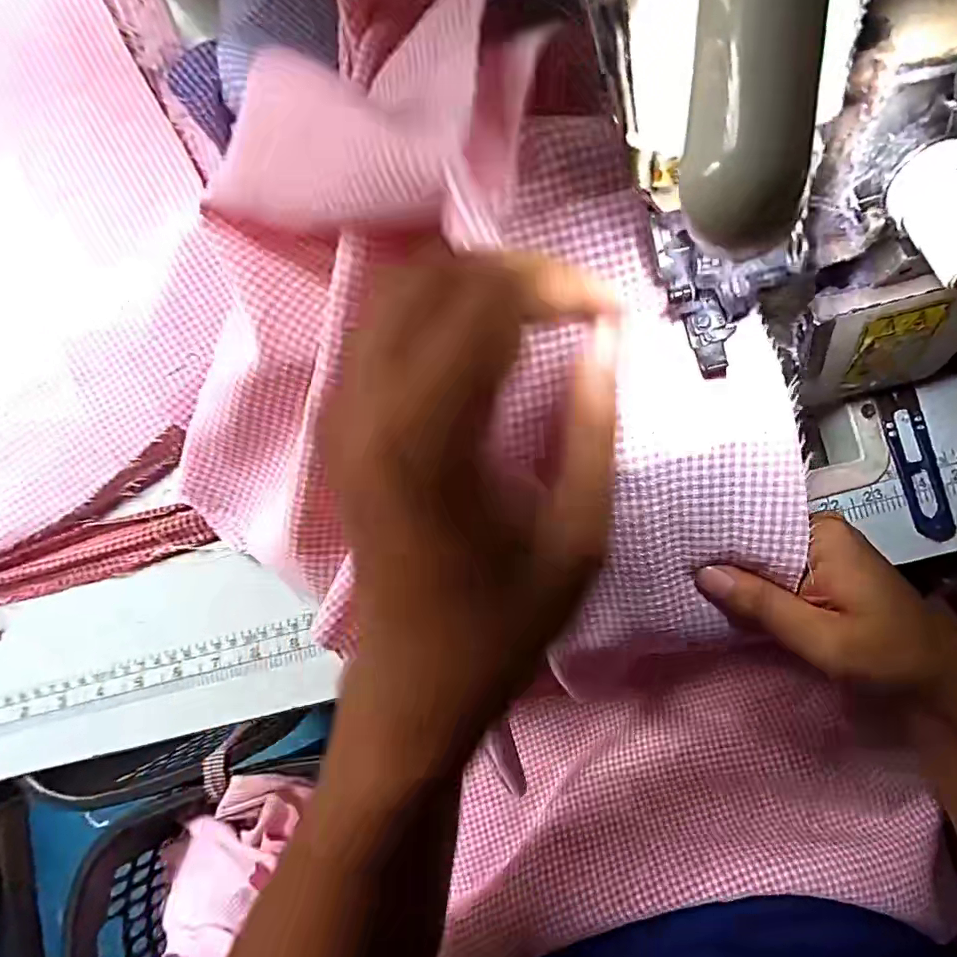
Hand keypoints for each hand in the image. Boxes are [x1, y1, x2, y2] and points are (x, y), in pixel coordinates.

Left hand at [321, 246, 619, 785]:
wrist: (413, 685)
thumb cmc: (501, 625)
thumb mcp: (578, 538)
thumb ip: (594, 427)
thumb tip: (605, 339)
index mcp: (426, 439)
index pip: (489, 305)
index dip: (562, 287)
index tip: (617, 310)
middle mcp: (366, 407)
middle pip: (440, 277)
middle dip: (523, 271)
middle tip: (585, 303)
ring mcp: (341, 410)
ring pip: (403, 287)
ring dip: (480, 281)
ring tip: (546, 307)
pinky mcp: (340, 423)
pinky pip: (384, 324)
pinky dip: (443, 307)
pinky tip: (491, 333)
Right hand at [693, 512, 956, 718]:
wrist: (941, 684)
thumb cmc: (888, 657)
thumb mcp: (821, 637)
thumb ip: (762, 604)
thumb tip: (703, 573)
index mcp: (822, 533)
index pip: (754, 525)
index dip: (714, 539)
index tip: (671, 549)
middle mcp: (820, 536)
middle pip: (756, 543)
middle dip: (720, 561)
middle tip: (667, 569)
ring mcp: (821, 558)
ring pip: (764, 565)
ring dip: (735, 581)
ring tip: (680, 583)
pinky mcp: (821, 582)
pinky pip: (778, 581)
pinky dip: (755, 595)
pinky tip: (719, 603)